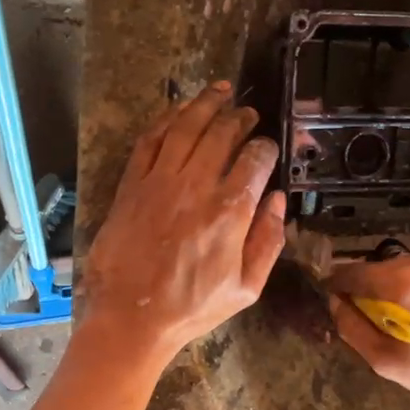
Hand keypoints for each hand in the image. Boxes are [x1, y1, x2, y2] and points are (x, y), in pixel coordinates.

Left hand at [81, 82, 286, 358]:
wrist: (132, 317)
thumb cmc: (192, 308)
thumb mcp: (246, 288)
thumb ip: (268, 242)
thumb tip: (278, 201)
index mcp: (230, 212)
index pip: (256, 160)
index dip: (266, 149)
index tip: (268, 150)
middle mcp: (196, 186)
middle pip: (222, 133)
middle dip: (240, 118)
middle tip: (247, 114)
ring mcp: (160, 181)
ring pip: (186, 126)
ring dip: (205, 104)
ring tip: (219, 92)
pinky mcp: (132, 185)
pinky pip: (150, 139)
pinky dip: (167, 119)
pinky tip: (178, 112)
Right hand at [327, 250, 409, 407]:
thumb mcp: (387, 361)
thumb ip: (352, 328)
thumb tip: (333, 304)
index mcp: (400, 282)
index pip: (350, 272)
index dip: (335, 288)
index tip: (333, 305)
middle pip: (376, 270)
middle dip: (367, 293)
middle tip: (372, 325)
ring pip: (399, 270)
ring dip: (391, 290)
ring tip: (402, 323)